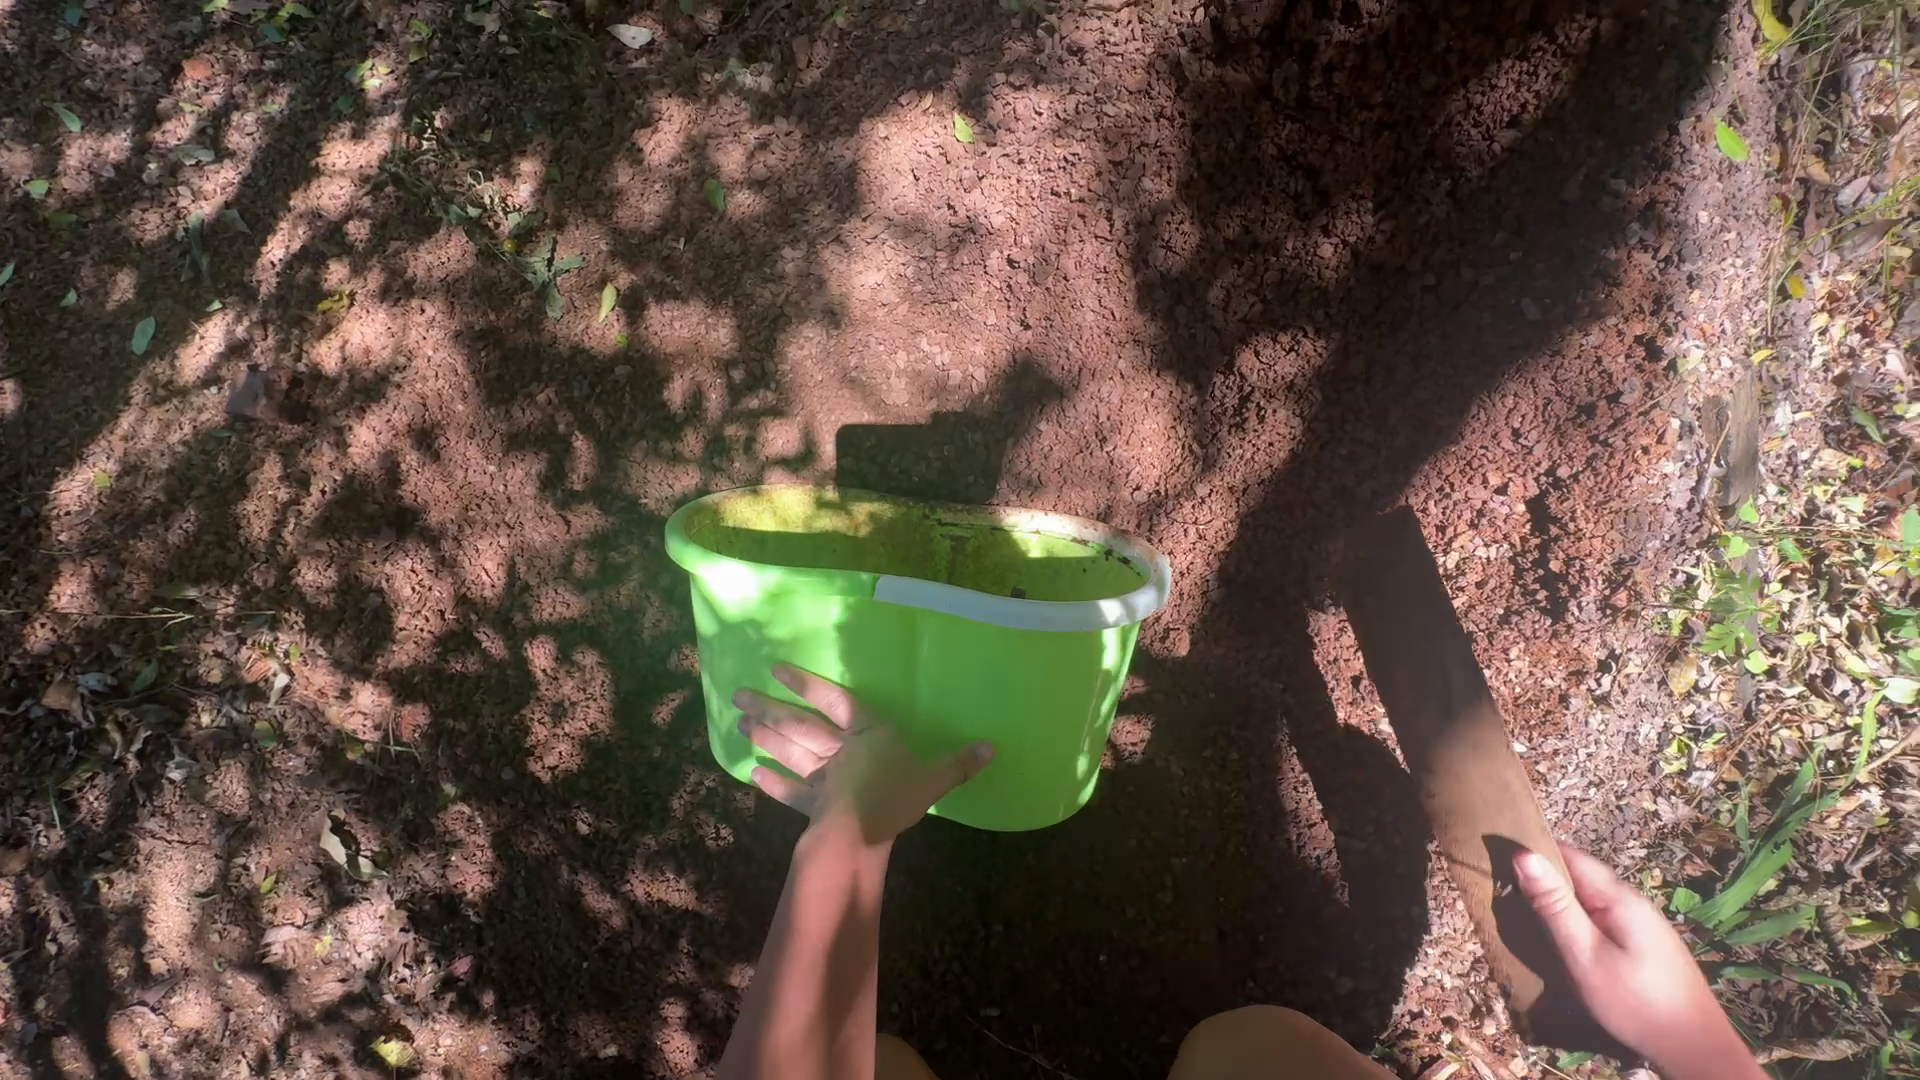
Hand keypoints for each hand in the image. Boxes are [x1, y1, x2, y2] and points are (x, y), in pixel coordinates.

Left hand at [734, 665, 994, 847]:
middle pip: (801, 724)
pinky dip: (772, 783)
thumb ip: (959, 764)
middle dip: (769, 708)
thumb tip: (994, 746)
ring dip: (766, 736)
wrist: (861, 837)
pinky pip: (790, 792)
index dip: (806, 684)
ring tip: (739, 722)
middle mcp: (840, 749)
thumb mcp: (934, 781)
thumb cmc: (896, 800)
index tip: (776, 669)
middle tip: (738, 695)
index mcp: (868, 734)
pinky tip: (753, 774)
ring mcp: (822, 777)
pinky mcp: (813, 806)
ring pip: (790, 750)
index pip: (835, 701)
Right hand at [1514, 844, 1763, 1079]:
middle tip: (1503, 891)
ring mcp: (1642, 923)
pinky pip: (1599, 915)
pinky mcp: (1644, 943)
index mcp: (1619, 897)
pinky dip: (1573, 916)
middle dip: (1541, 877)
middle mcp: (1633, 901)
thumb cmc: (1636, 1004)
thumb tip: (1521, 853)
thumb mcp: (1584, 954)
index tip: (1494, 857)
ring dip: (1556, 899)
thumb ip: (1553, 904)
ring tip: (1523, 912)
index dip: (1531, 850)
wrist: (1700, 1058)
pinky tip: (1560, 934)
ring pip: (1587, 896)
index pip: (1567, 853)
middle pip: (1577, 873)